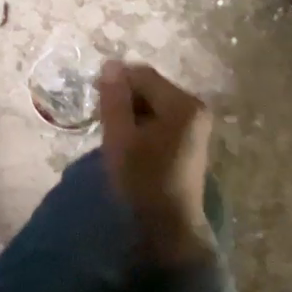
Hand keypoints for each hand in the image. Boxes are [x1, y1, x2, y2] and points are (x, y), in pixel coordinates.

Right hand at [98, 60, 215, 265]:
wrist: (170, 226)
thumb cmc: (143, 180)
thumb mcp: (120, 136)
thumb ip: (115, 98)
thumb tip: (110, 64)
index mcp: (182, 103)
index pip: (141, 74)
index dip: (115, 82)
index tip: (96, 104)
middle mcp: (195, 106)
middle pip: (149, 86)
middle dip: (124, 98)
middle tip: (106, 123)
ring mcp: (196, 123)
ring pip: (152, 101)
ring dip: (132, 112)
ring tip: (118, 137)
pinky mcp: (191, 137)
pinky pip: (160, 116)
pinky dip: (143, 123)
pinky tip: (132, 144)